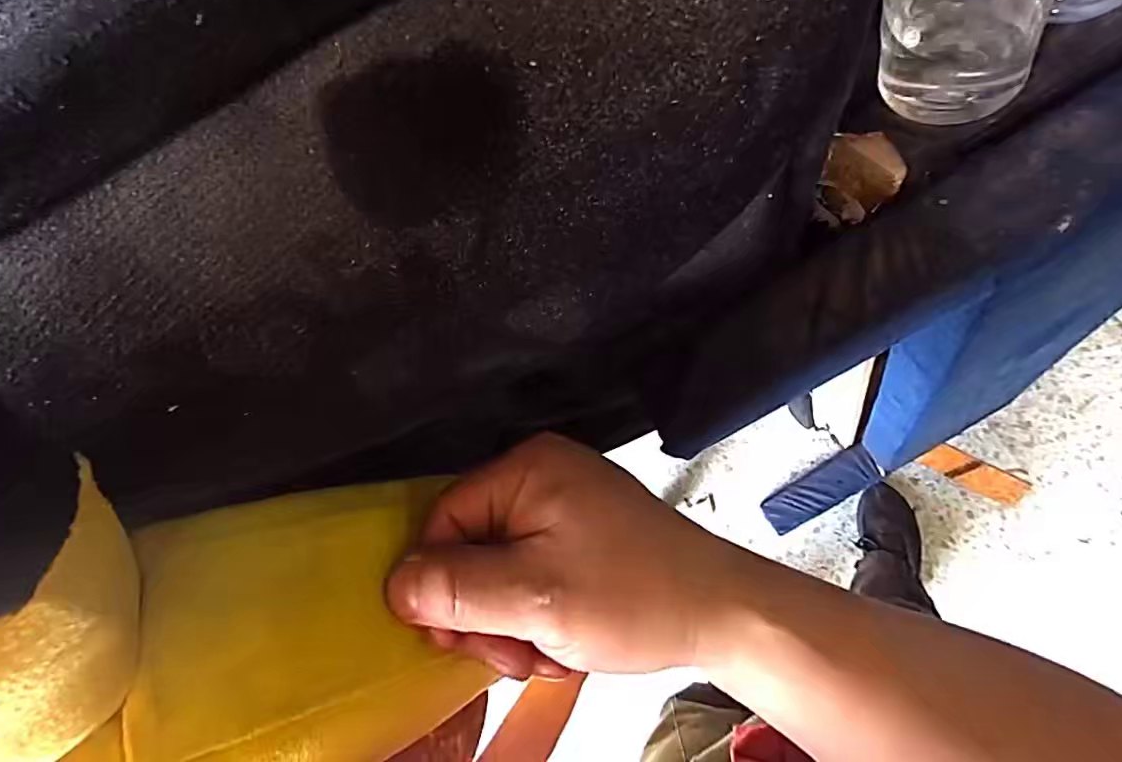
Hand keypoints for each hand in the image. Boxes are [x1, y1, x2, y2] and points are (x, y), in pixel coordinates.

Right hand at [385, 433, 751, 679]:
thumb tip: (397, 584)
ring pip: (500, 562)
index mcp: (527, 467)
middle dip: (482, 607)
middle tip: (508, 654)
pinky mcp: (579, 527)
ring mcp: (562, 500)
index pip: (447, 518)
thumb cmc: (637, 595)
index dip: (438, 578)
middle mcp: (540, 473)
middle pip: (473, 542)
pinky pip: (530, 566)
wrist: (724, 613)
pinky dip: (535, 608)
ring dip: (509, 616)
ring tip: (543, 650)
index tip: (450, 635)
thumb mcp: (538, 598)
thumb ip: (460, 589)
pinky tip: (559, 638)